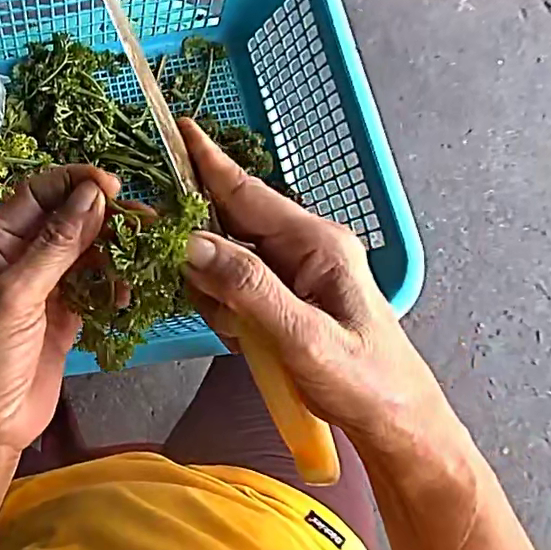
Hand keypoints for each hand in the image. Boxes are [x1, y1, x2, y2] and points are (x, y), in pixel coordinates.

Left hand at [0, 165, 120, 458]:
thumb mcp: (16, 296)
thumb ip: (56, 245)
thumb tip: (92, 195)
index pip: (37, 194)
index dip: (73, 183)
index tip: (111, 186)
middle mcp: (21, 259)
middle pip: (68, 219)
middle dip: (103, 215)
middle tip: (143, 218)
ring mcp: (46, 287)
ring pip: (86, 252)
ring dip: (115, 249)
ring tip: (146, 250)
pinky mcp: (67, 315)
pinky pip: (96, 286)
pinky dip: (114, 284)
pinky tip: (129, 290)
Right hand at [179, 119, 448, 453]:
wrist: (394, 421)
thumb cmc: (366, 381)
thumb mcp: (306, 338)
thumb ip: (249, 289)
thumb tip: (192, 243)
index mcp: (317, 243)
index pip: (249, 192)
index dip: (208, 161)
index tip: (176, 128)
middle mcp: (303, 249)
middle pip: (231, 222)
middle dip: (193, 235)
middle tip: (157, 246)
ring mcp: (292, 275)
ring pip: (226, 259)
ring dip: (211, 286)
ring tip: (235, 326)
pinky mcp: (282, 300)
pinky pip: (234, 289)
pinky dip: (224, 308)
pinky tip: (242, 336)